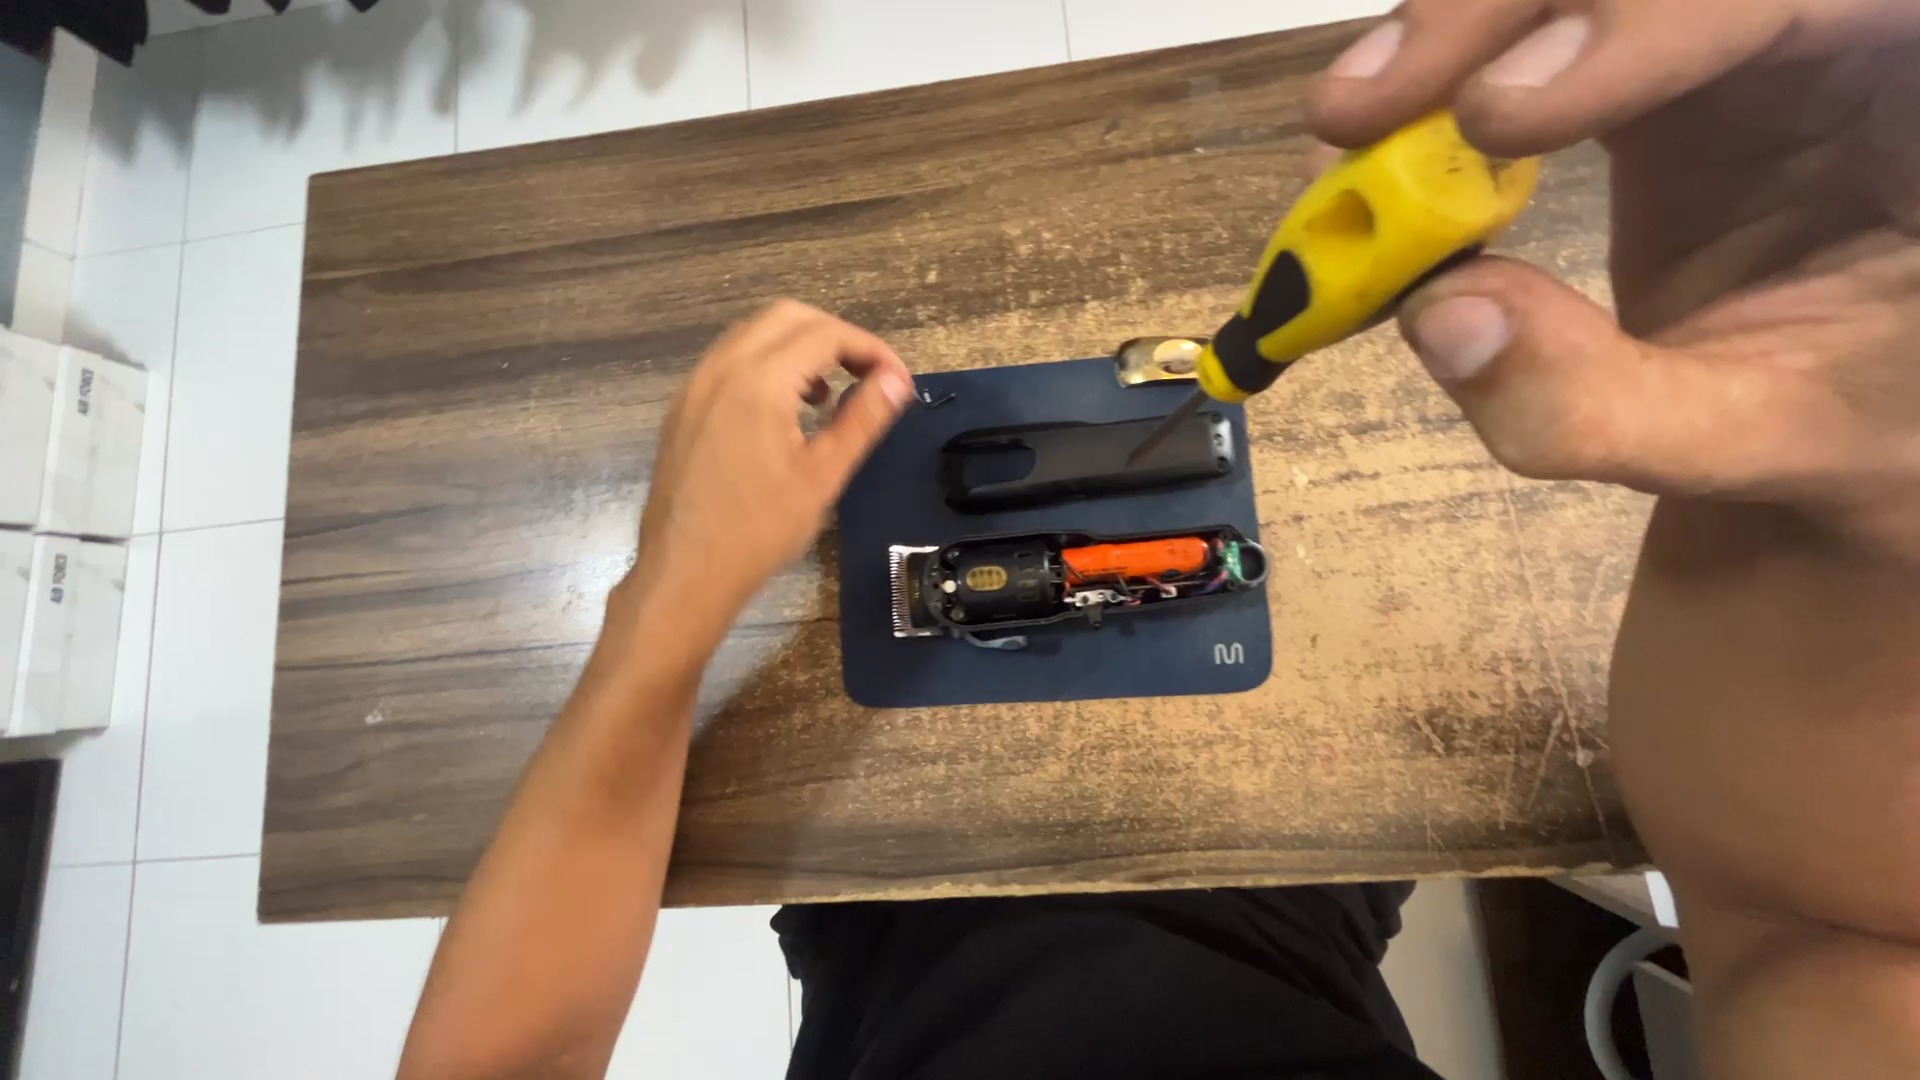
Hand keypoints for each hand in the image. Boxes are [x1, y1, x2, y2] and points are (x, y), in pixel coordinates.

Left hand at [619, 301, 912, 640]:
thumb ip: (862, 420)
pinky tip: (786, 412)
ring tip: (830, 395)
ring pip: (755, 334)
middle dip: (836, 337)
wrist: (685, 573)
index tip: (897, 382)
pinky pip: (731, 361)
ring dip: (801, 348)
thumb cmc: (760, 532)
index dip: (871, 350)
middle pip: (788, 317)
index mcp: (758, 381)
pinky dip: (769, 365)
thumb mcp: (823, 477)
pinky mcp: (684, 408)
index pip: (825, 334)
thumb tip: (897, 381)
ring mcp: (696, 386)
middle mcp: (721, 369)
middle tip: (868, 377)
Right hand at [1314, 1, 1919, 977]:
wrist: (1856, 426)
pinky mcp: (1649, 80)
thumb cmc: (1861, 442)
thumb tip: (1431, 316)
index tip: (1490, 121)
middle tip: (1353, 112)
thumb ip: (1592, 403)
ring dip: (1447, 38)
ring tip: (1341, 129)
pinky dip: (1436, 95)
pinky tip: (1372, 150)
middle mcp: (1850, 31)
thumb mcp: (1745, 444)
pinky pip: (1528, 46)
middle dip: (1493, 13)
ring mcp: (1739, 44)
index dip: (1644, 24)